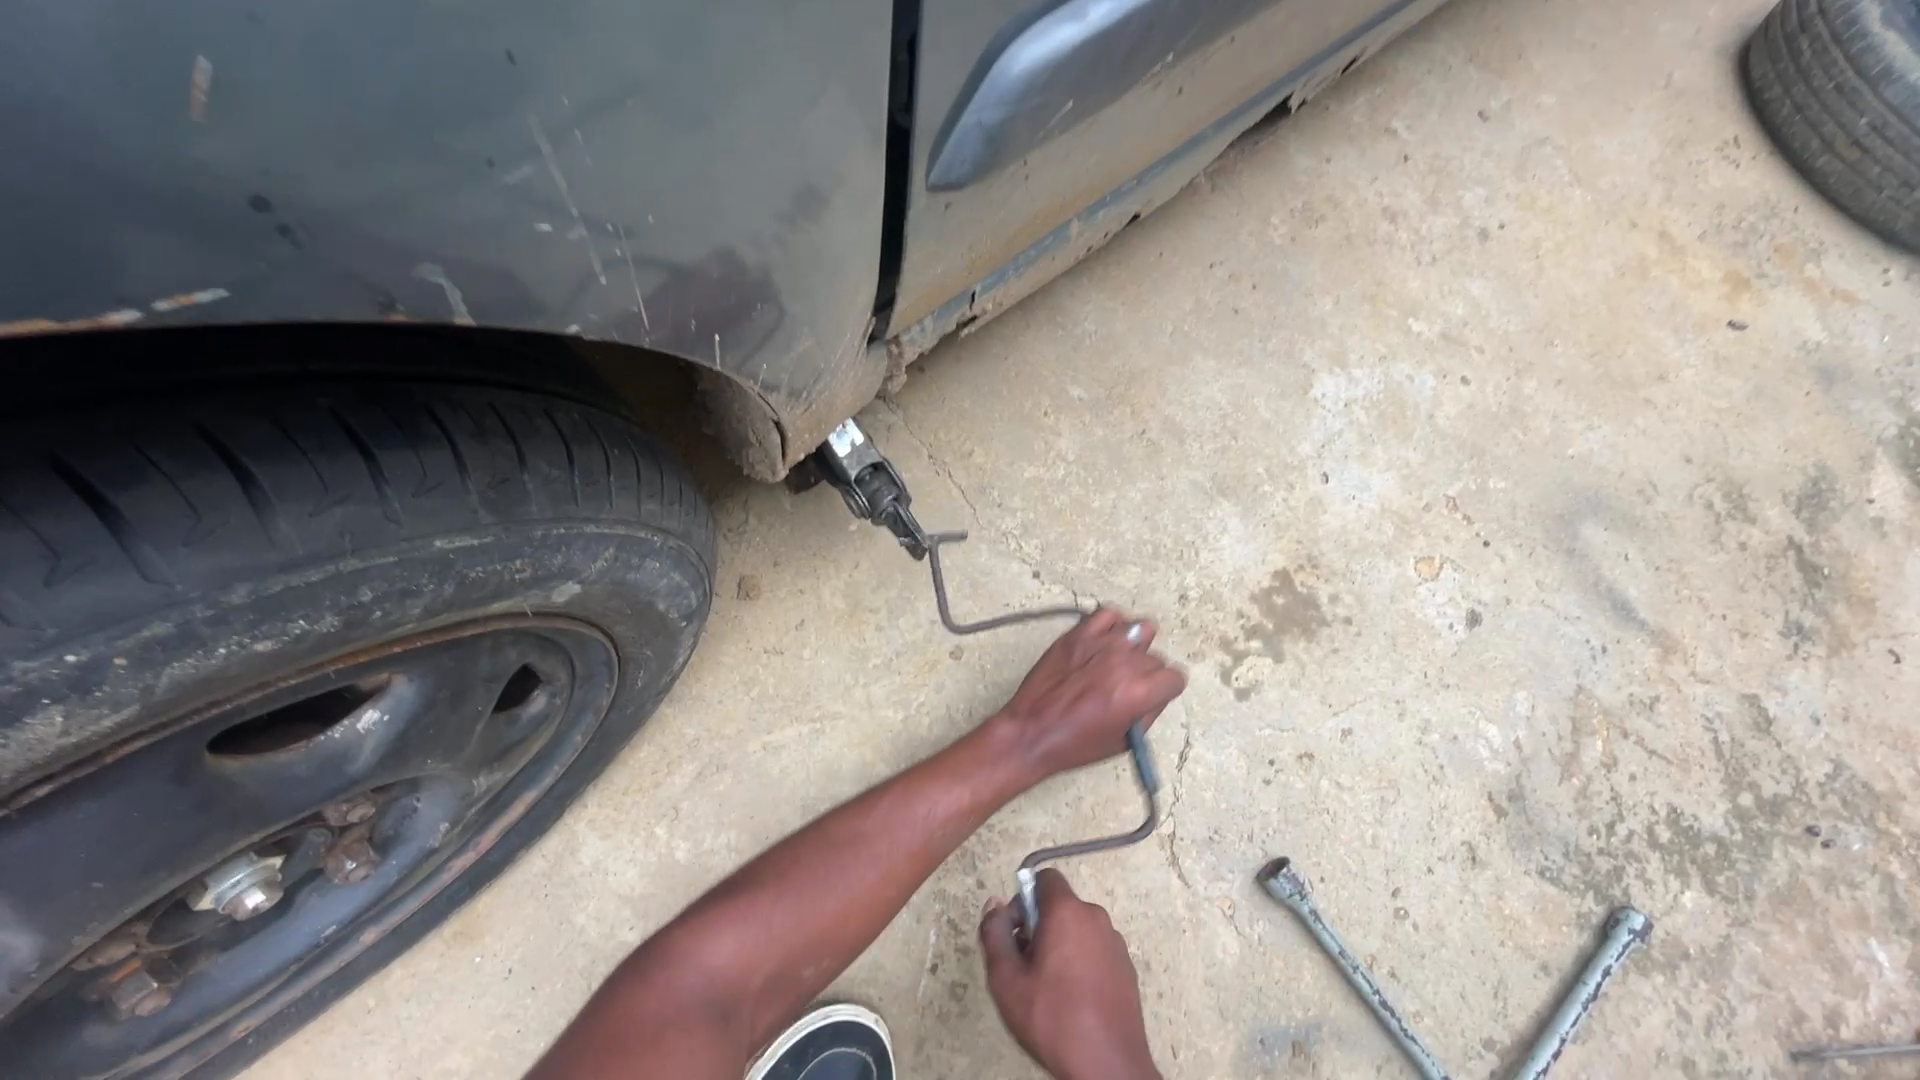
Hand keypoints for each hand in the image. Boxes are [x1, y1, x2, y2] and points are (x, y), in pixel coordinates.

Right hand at [979, 869, 1160, 1079]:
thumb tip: (994, 906)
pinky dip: (1081, 963)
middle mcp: (1095, 918)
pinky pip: (1095, 950)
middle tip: (1025, 966)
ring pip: (1077, 930)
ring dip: (1060, 946)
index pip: (1044, 878)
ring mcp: (1115, 943)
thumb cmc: (1052, 1017)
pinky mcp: (1127, 968)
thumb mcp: (1006, 978)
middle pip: (1060, 906)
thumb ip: (994, 933)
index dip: (1023, 899)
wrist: (1107, 1065)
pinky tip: (1073, 1000)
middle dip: (1038, 927)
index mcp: (1067, 912)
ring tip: (1048, 988)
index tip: (1016, 933)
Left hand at [991, 607, 1185, 780]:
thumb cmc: (1076, 744)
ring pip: (1139, 629)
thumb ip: (1149, 712)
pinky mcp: (1078, 634)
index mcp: (1139, 692)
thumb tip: (1157, 693)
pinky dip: (1112, 624)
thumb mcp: (1124, 740)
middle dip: (1146, 673)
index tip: (1152, 696)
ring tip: (1117, 661)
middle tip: (1125, 687)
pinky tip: (1105, 640)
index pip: (1175, 677)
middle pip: (1155, 658)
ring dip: (1133, 646)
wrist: (1032, 731)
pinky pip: (1107, 614)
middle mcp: (1124, 662)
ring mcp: (1100, 644)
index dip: (1165, 690)